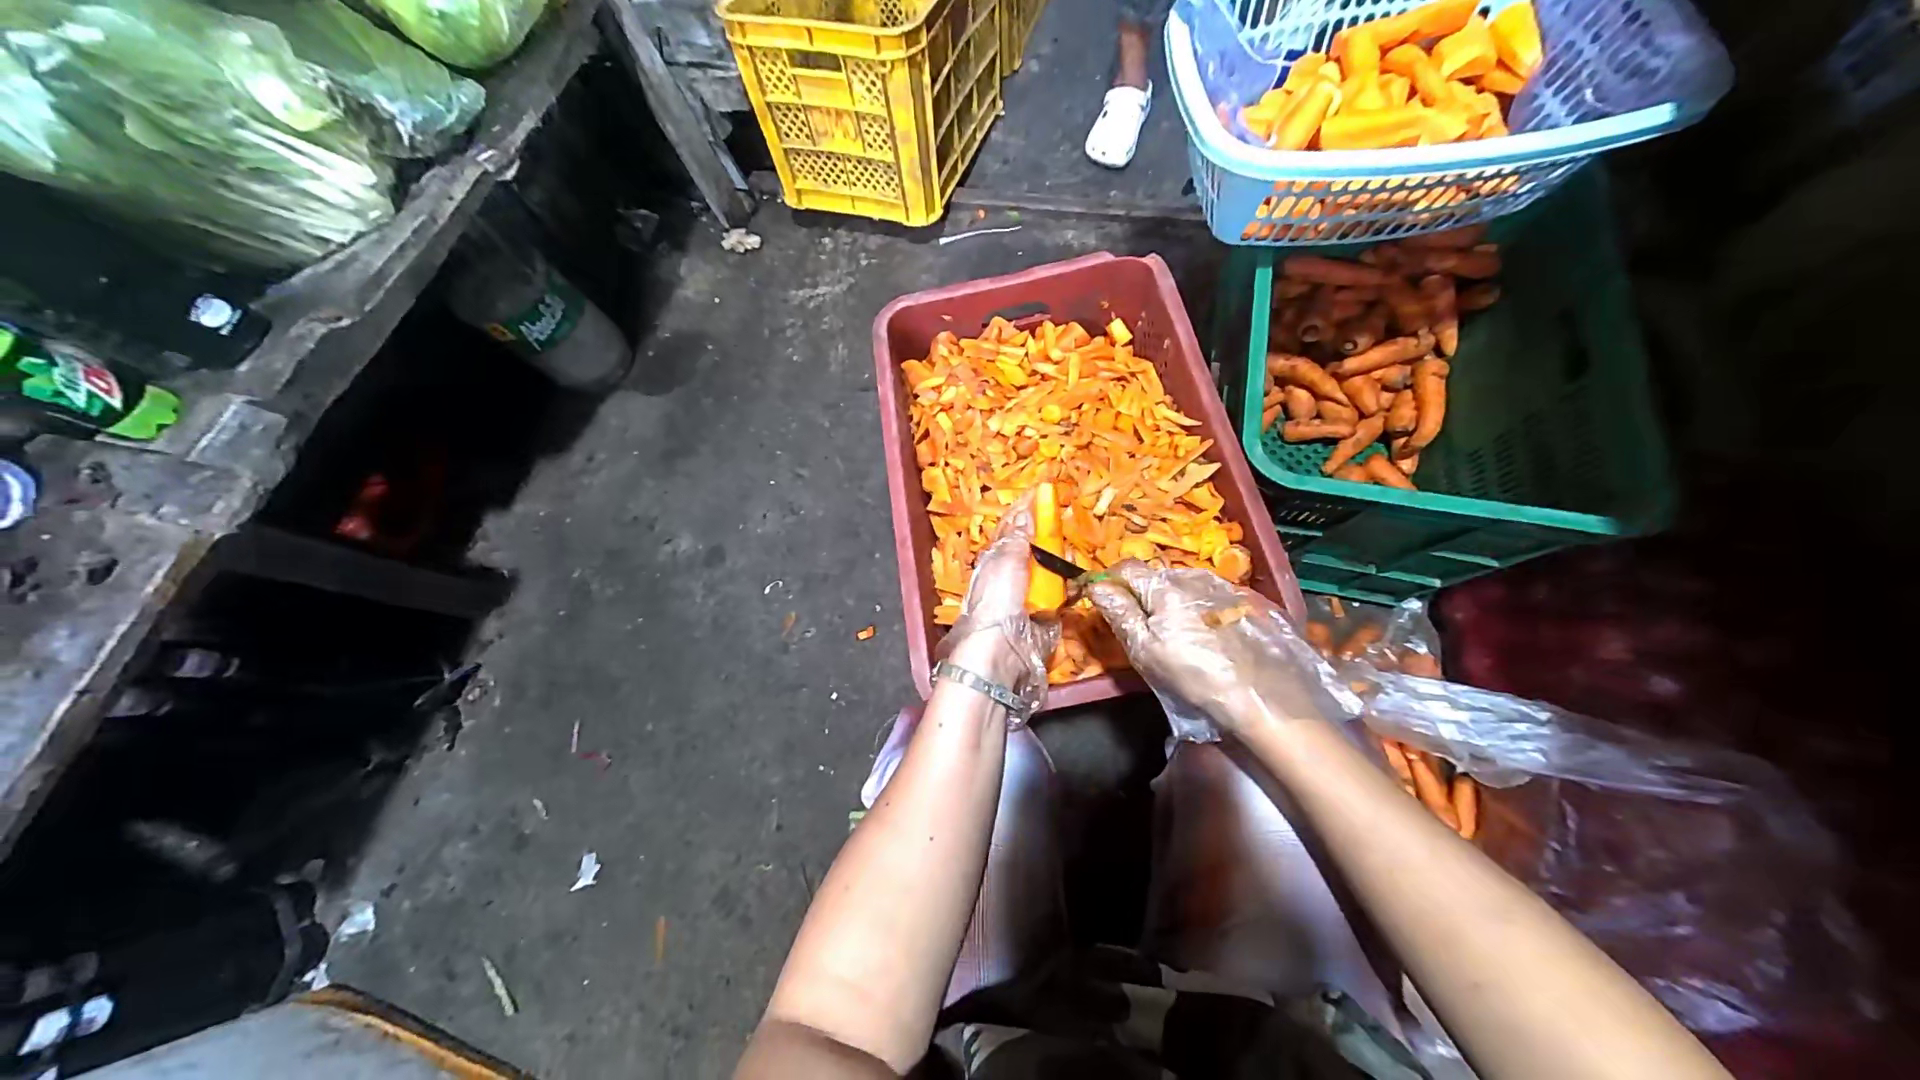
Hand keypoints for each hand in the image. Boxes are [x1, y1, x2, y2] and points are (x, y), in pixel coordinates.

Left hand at [936, 497, 1059, 717]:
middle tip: (1060, 512)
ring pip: (1048, 571)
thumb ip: (1017, 540)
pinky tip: (1079, 573)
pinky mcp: (1047, 617)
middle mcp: (1010, 578)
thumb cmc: (997, 604)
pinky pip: (1061, 595)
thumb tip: (1024, 516)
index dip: (1023, 512)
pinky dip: (1070, 585)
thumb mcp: (1004, 563)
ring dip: (1059, 557)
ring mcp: (1029, 598)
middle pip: (1031, 549)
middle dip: (1045, 532)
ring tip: (1071, 538)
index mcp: (993, 562)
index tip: (1040, 492)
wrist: (1004, 654)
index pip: (1010, 530)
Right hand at [1085, 560, 1355, 737]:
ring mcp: (1223, 587)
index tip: (1103, 601)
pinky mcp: (1246, 601)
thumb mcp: (1145, 650)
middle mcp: (1194, 577)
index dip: (1109, 581)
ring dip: (1172, 599)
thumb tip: (1096, 585)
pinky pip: (1210, 595)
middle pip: (1156, 575)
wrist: (1265, 697)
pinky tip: (1207, 635)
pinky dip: (1199, 607)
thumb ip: (1119, 612)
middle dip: (1142, 593)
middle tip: (1143, 628)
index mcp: (1165, 587)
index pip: (1126, 568)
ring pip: (1184, 584)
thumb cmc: (1194, 676)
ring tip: (1178, 634)